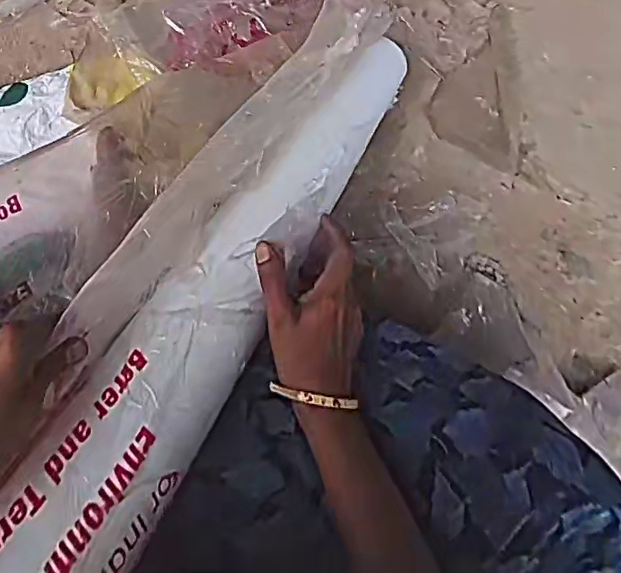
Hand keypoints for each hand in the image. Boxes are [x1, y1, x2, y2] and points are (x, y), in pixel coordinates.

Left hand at [0, 321, 87, 533]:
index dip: (59, 341)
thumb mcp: (29, 409)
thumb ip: (53, 370)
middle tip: (38, 381)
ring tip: (10, 393)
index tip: (66, 357)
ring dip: (4, 360)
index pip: (48, 324)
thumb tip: (76, 346)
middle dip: (30, 352)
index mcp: (13, 336)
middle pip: (19, 333)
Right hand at [255, 217, 361, 398]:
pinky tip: (307, 293)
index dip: (334, 233)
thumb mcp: (279, 318)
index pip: (342, 253)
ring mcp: (353, 317)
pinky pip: (342, 296)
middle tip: (304, 237)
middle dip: (326, 247)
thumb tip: (267, 247)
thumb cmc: (299, 358)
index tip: (320, 220)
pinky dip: (327, 285)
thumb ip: (273, 280)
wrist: (323, 400)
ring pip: (343, 281)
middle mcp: (349, 302)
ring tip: (301, 263)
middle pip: (344, 265)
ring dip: (326, 267)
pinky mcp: (351, 329)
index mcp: (333, 295)